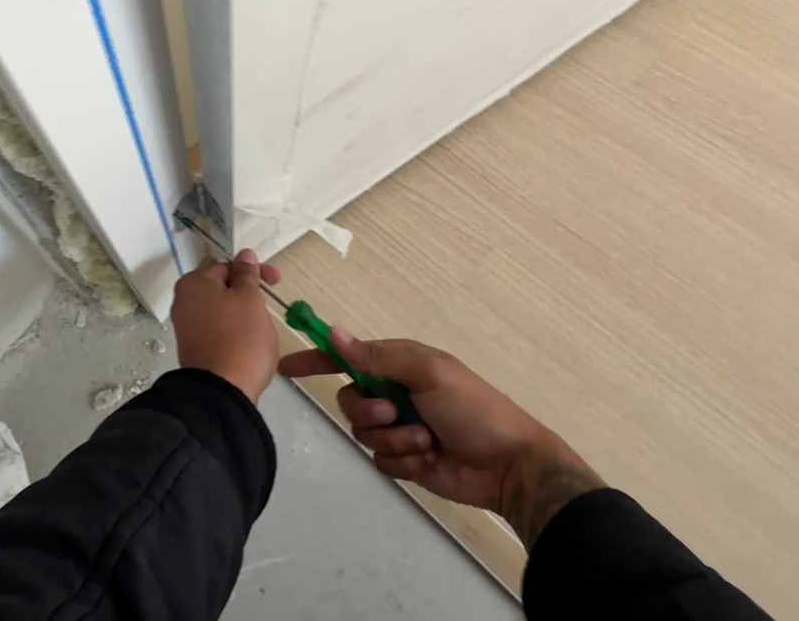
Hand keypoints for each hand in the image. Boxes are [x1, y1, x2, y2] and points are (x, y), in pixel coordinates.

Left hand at [170, 249, 281, 403]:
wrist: (222, 391)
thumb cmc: (240, 338)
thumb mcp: (249, 299)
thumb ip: (247, 274)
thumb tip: (244, 254)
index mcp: (193, 283)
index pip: (227, 266)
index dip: (254, 272)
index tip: (277, 282)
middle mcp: (183, 301)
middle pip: (223, 289)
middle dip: (248, 295)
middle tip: (268, 310)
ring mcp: (186, 327)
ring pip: (222, 311)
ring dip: (243, 315)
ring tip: (261, 331)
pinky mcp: (194, 348)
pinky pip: (218, 331)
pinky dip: (234, 333)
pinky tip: (248, 346)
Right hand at [277, 330, 603, 547]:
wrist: (512, 466)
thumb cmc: (473, 408)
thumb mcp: (429, 371)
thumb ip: (379, 356)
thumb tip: (335, 333)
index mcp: (397, 365)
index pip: (346, 356)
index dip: (315, 358)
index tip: (286, 366)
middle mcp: (392, 392)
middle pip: (348, 399)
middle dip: (367, 410)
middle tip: (393, 412)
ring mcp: (398, 427)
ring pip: (363, 432)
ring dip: (393, 438)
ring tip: (425, 441)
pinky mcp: (405, 459)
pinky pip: (381, 460)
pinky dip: (403, 460)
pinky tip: (429, 460)